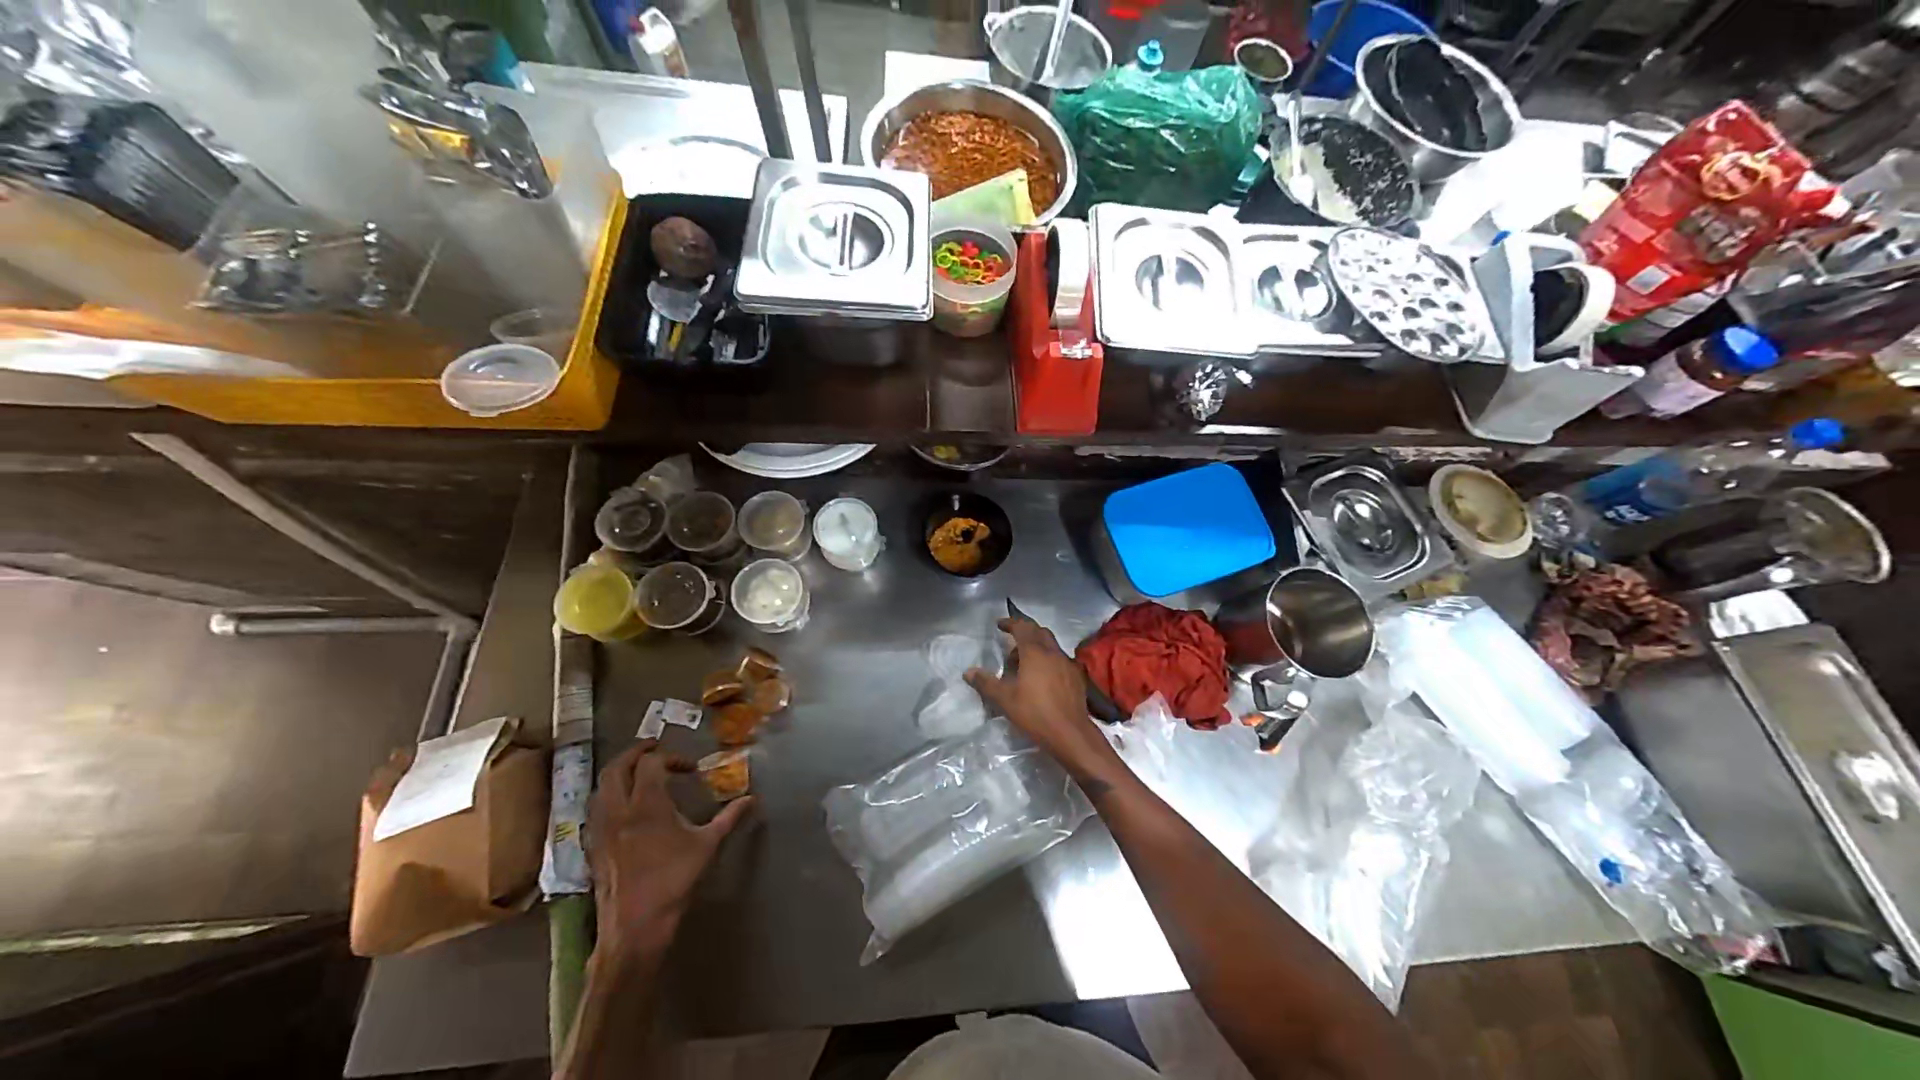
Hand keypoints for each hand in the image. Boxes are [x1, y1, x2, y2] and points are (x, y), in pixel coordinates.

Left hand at [587, 741, 751, 956]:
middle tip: (654, 749)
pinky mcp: (592, 845)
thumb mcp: (707, 846)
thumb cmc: (674, 881)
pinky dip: (608, 796)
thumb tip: (751, 799)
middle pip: (617, 766)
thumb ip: (728, 818)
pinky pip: (594, 809)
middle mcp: (618, 809)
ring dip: (618, 773)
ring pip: (601, 786)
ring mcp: (601, 827)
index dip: (671, 757)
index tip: (689, 768)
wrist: (635, 925)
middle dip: (635, 753)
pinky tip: (622, 807)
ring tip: (637, 773)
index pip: (652, 763)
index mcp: (647, 803)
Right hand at [966, 617, 1119, 781]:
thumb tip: (968, 672)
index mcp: (1035, 652)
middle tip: (1011, 645)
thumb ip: (986, 683)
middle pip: (1039, 632)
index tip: (999, 624)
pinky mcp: (1077, 678)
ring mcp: (1068, 664)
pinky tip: (1042, 680)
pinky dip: (1048, 662)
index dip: (1010, 623)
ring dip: (1037, 649)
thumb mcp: (1004, 699)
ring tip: (1023, 666)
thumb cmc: (1034, 712)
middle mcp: (1053, 653)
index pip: (1023, 627)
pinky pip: (1060, 661)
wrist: (1070, 733)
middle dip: (1025, 633)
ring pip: (1051, 647)